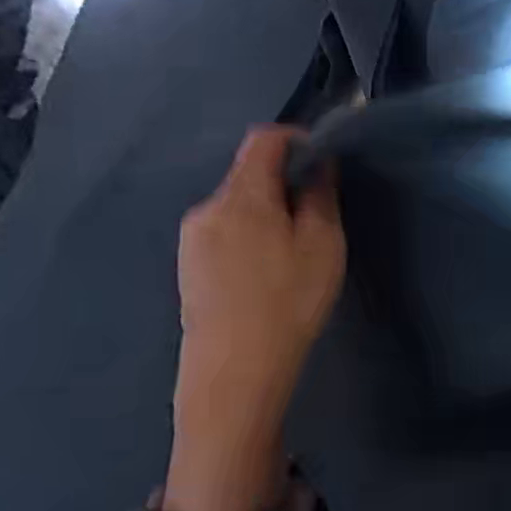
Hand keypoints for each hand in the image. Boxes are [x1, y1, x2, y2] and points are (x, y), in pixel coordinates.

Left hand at [176, 126, 344, 428]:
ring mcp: (192, 238)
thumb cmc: (288, 300)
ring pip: (238, 203)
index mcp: (241, 196)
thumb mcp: (323, 244)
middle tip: (317, 212)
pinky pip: (224, 228)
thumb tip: (318, 164)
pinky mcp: (187, 264)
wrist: (233, 372)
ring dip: (268, 208)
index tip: (323, 159)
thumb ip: (320, 195)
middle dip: (285, 180)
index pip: (262, 139)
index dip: (296, 138)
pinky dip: (251, 230)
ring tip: (294, 246)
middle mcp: (208, 207)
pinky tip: (267, 268)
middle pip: (249, 172)